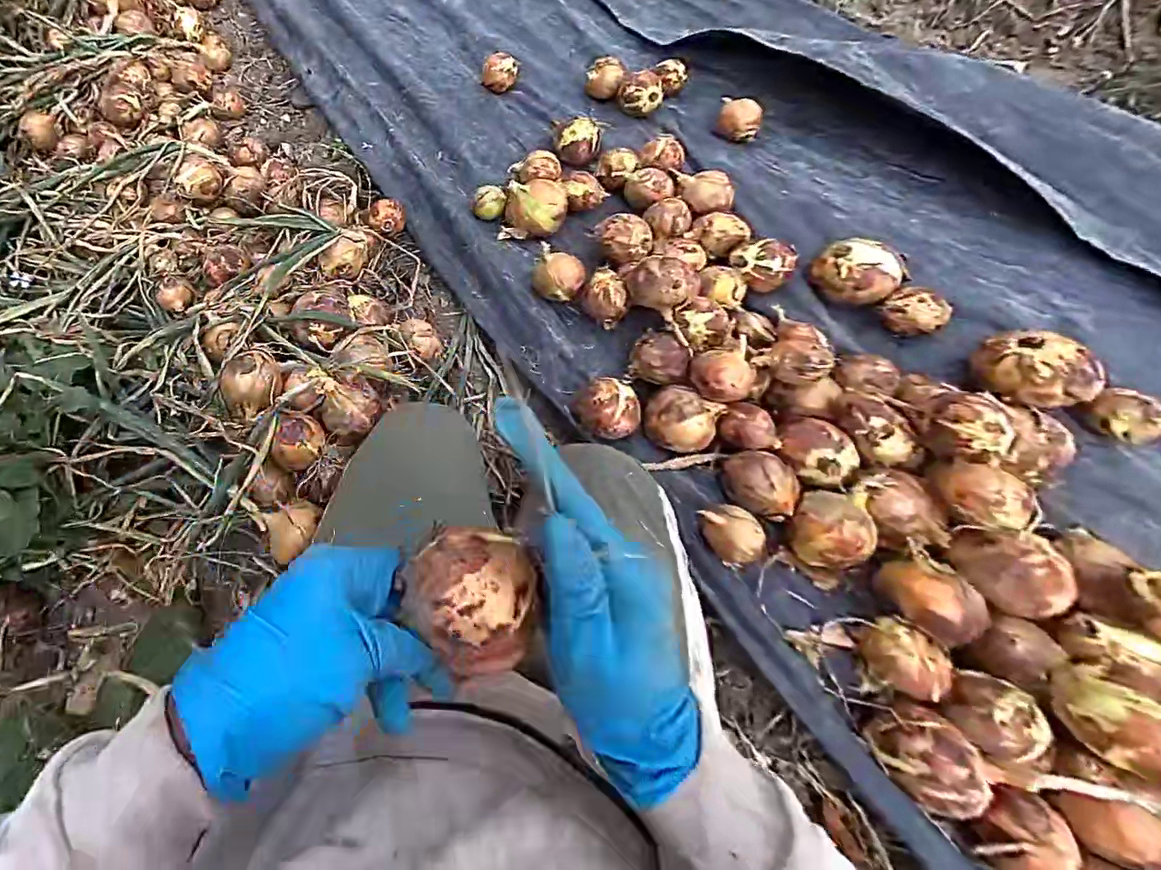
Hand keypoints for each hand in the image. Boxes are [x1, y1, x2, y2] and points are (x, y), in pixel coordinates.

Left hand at [170, 544, 451, 800]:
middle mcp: (329, 584)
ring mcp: (318, 618)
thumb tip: (433, 646)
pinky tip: (384, 713)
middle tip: (442, 676)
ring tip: (404, 716)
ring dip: (394, 671)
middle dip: (414, 643)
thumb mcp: (360, 656)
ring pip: (373, 634)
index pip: (398, 566)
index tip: (456, 625)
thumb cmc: (297, 674)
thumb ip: (404, 645)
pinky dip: (371, 678)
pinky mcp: (310, 649)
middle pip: (388, 603)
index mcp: (339, 569)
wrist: (221, 723)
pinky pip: (353, 653)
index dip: (428, 595)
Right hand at [496, 399, 700, 807]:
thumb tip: (557, 518)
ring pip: (565, 529)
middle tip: (507, 478)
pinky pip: (568, 553)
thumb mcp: (590, 648)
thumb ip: (578, 581)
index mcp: (624, 566)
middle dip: (534, 488)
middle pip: (569, 507)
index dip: (539, 456)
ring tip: (519, 540)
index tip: (509, 415)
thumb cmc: (619, 701)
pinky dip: (542, 551)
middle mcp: (624, 557)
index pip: (574, 501)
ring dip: (534, 524)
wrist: (653, 744)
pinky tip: (528, 567)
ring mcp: (617, 570)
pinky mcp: (607, 585)